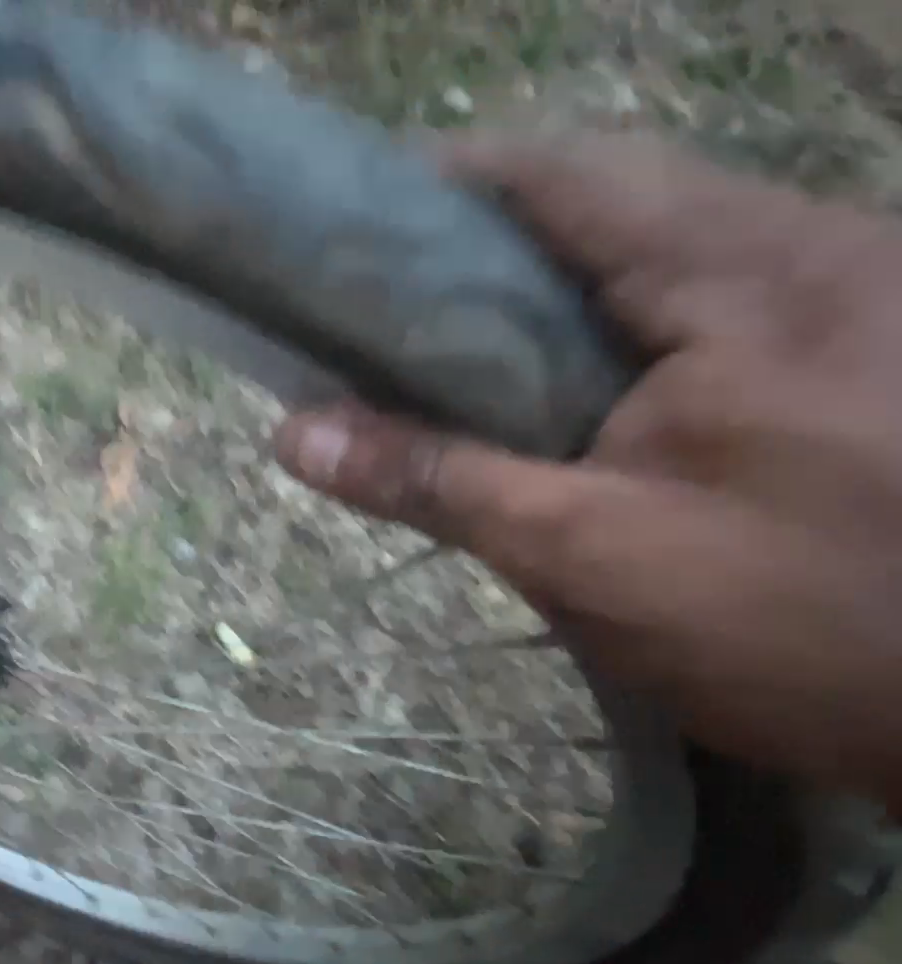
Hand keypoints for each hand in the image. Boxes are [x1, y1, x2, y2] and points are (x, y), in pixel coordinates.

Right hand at [272, 132, 901, 804]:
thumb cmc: (805, 621)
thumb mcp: (588, 552)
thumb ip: (435, 479)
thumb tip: (293, 437)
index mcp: (749, 276)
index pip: (567, 174)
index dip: (445, 183)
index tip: (349, 225)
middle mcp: (803, 254)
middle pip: (601, 201)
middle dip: (475, 241)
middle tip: (372, 299)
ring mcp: (833, 299)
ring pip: (639, 252)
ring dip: (527, 286)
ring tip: (427, 340)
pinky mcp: (837, 354)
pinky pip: (681, 303)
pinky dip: (586, 327)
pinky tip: (532, 383)